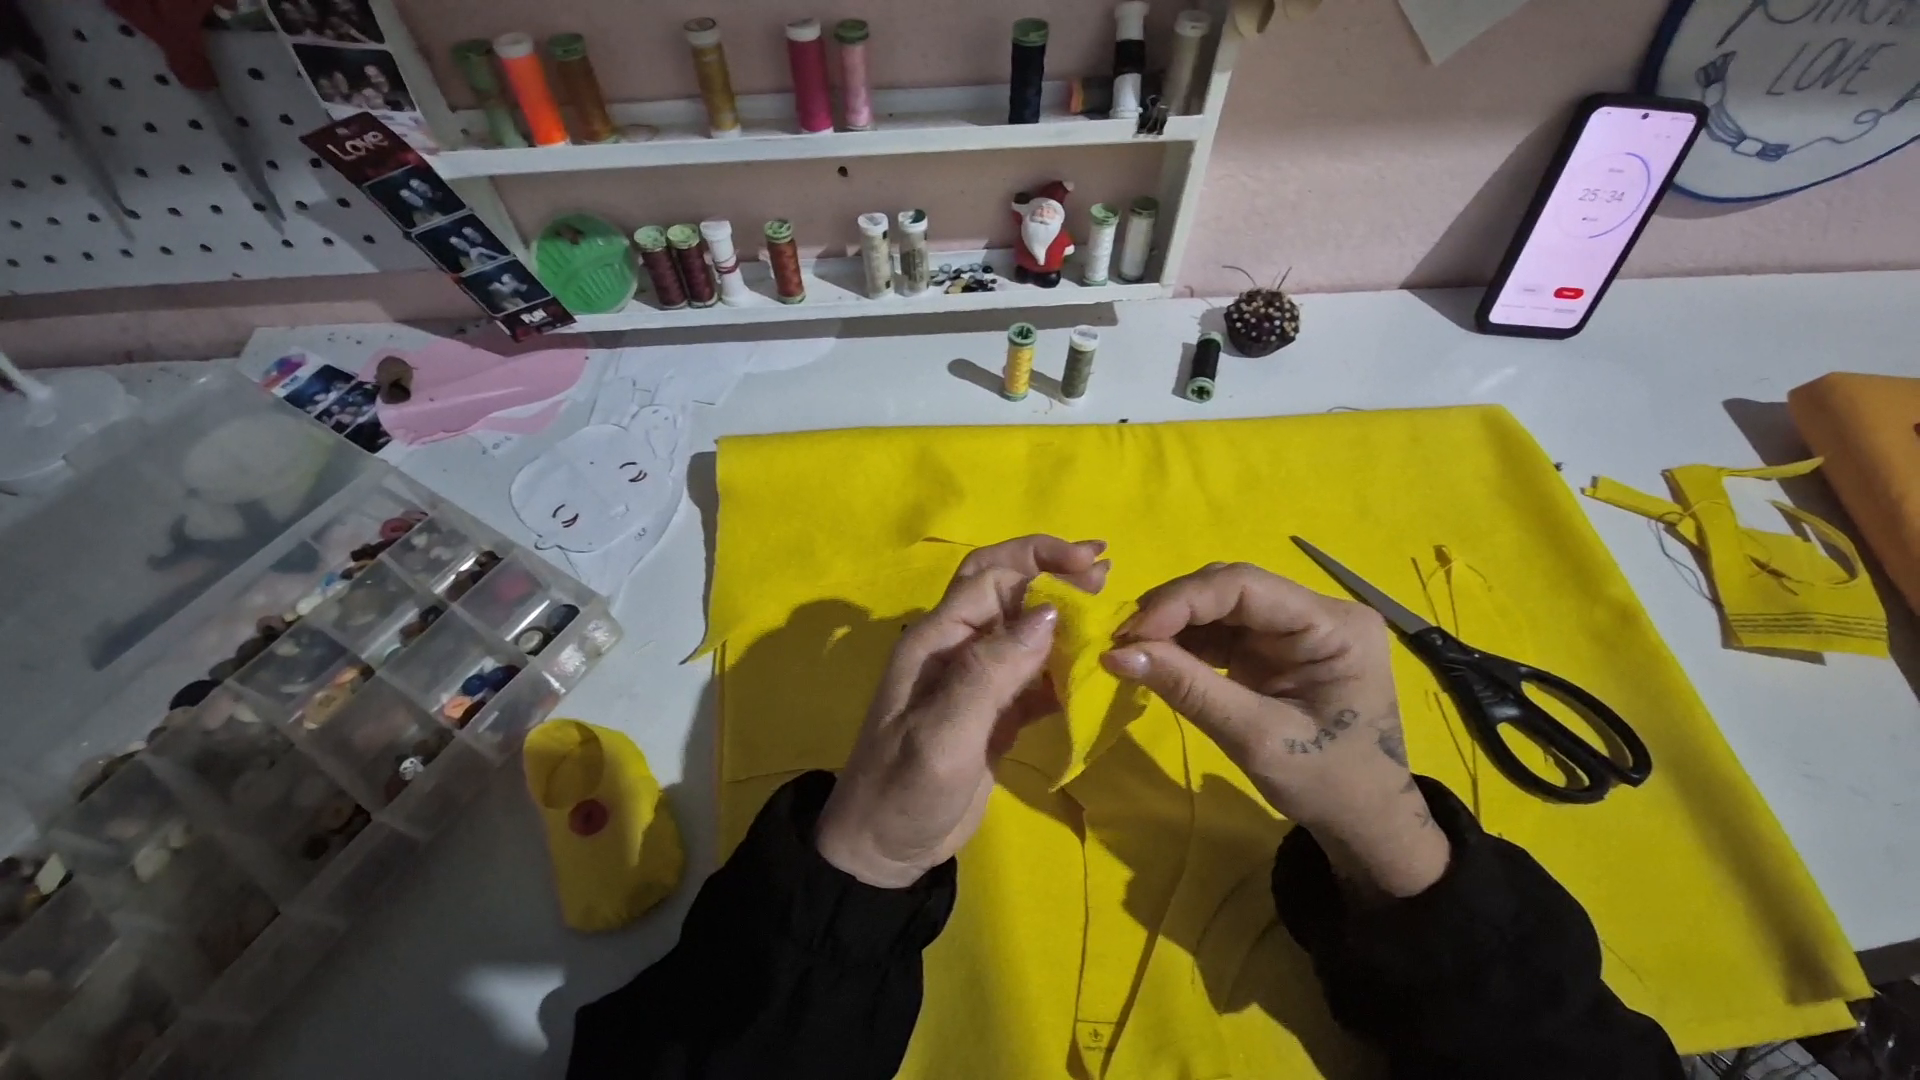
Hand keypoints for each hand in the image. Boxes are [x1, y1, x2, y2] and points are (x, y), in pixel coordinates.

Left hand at [815, 536, 1109, 888]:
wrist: (883, 849)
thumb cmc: (904, 788)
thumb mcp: (943, 732)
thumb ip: (991, 671)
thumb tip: (1048, 613)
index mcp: (937, 639)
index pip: (991, 576)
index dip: (1039, 560)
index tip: (1091, 565)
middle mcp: (958, 649)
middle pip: (1008, 591)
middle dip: (1054, 574)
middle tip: (1106, 574)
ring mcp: (977, 681)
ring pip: (1026, 632)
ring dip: (1066, 620)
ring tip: (1112, 616)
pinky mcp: (995, 713)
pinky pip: (1035, 676)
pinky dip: (1065, 667)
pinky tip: (1096, 670)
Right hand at [1101, 563, 1448, 900]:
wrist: (1364, 823)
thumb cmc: (1327, 784)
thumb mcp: (1256, 739)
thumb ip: (1189, 689)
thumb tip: (1115, 654)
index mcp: (1334, 626)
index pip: (1246, 586)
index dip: (1181, 600)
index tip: (1130, 631)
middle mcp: (1316, 613)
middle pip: (1230, 589)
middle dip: (1172, 610)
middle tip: (1121, 640)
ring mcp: (1294, 628)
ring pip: (1219, 605)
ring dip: (1172, 625)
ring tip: (1129, 650)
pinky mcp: (1274, 647)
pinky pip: (1221, 630)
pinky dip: (1184, 643)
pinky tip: (1155, 658)